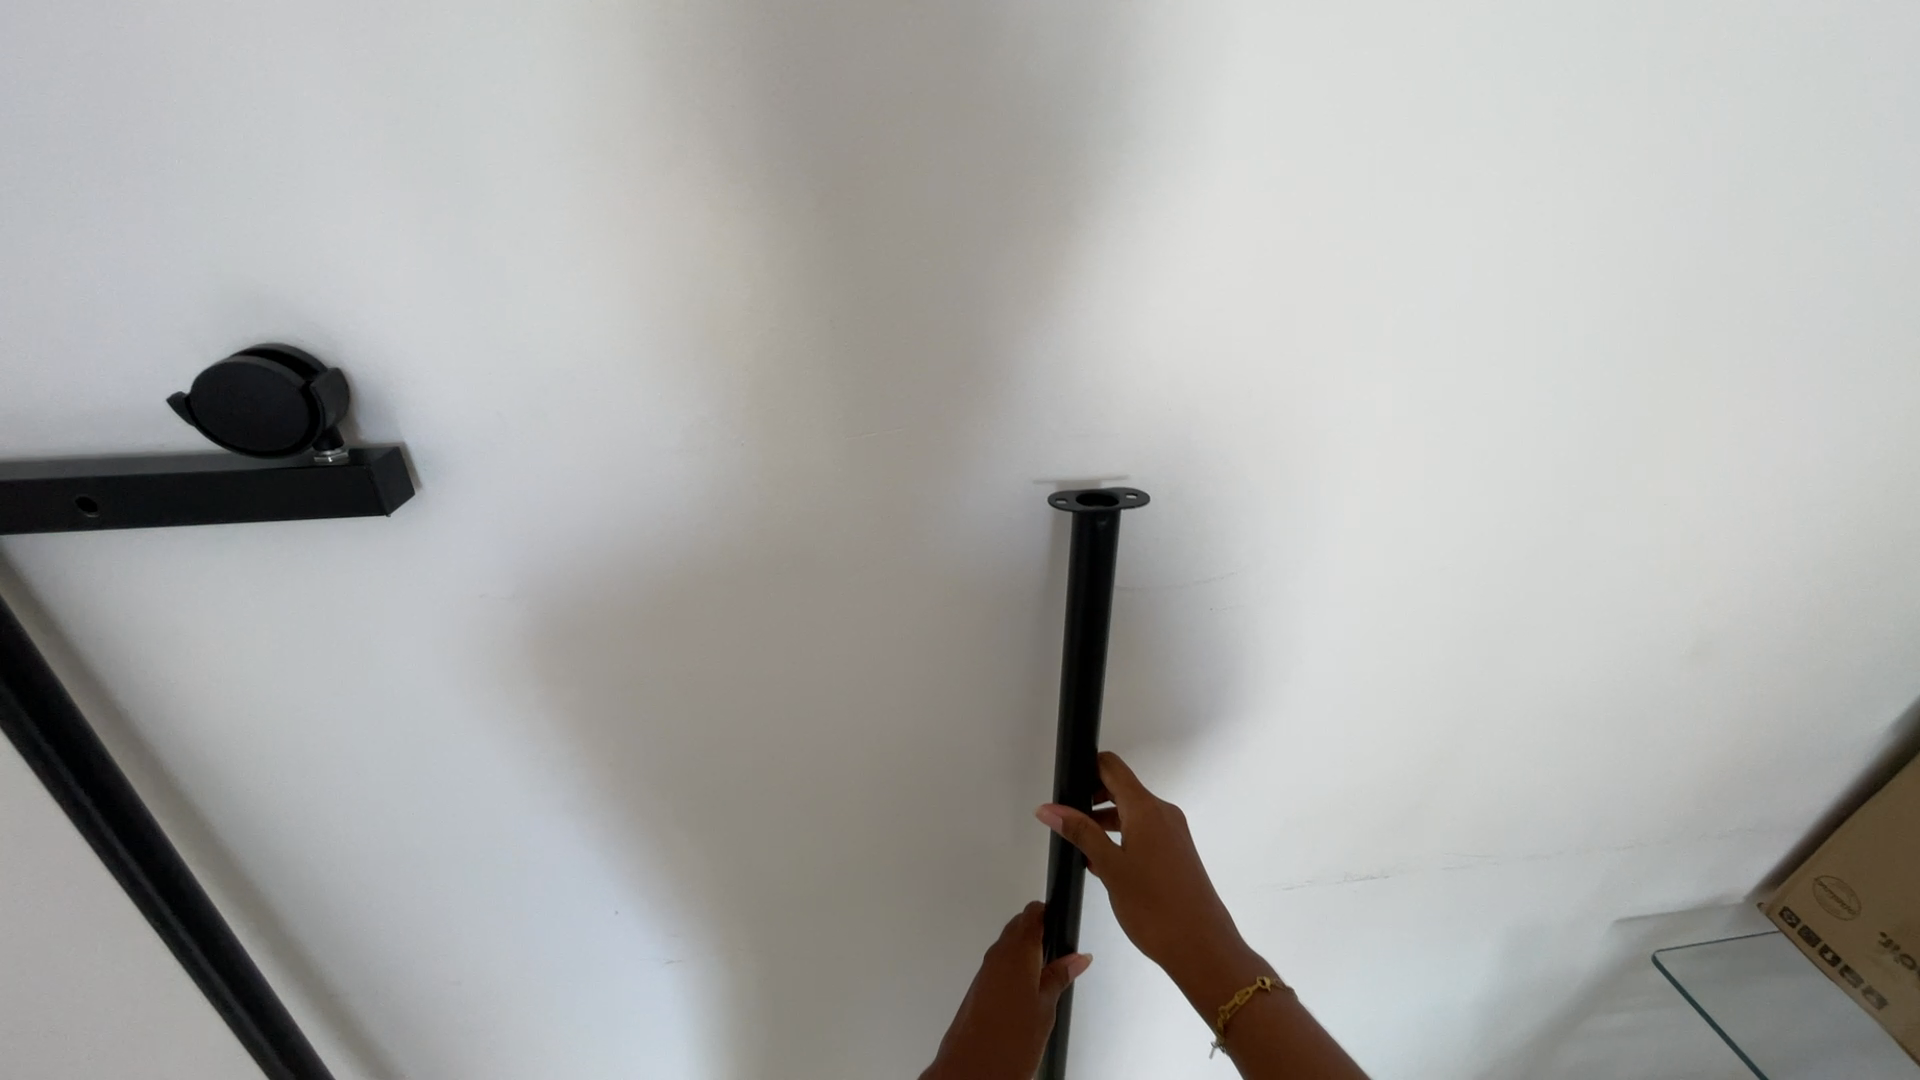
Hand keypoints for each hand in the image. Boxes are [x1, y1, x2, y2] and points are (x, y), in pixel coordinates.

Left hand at [920, 902, 1090, 1079]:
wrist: (972, 1068)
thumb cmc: (1010, 1041)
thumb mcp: (1046, 1007)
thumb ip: (1060, 976)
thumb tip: (1078, 958)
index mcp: (1018, 952)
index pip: (1033, 913)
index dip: (1049, 912)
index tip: (1062, 920)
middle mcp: (998, 953)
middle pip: (1019, 925)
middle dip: (1039, 929)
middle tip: (1060, 945)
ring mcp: (986, 968)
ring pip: (1009, 943)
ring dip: (1026, 948)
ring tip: (1048, 968)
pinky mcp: (979, 983)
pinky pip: (999, 961)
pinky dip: (1014, 964)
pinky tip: (1027, 985)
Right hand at [1037, 752, 1250, 979]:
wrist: (1203, 949)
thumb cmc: (1153, 905)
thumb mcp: (1109, 866)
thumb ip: (1080, 832)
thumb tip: (1048, 808)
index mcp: (1146, 808)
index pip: (1112, 766)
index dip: (1086, 767)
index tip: (1064, 785)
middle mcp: (1162, 812)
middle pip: (1121, 788)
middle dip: (1091, 798)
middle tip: (1065, 820)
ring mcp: (1173, 833)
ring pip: (1132, 813)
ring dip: (1105, 821)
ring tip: (1079, 846)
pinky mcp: (1177, 853)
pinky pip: (1144, 832)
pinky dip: (1122, 838)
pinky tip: (1103, 864)